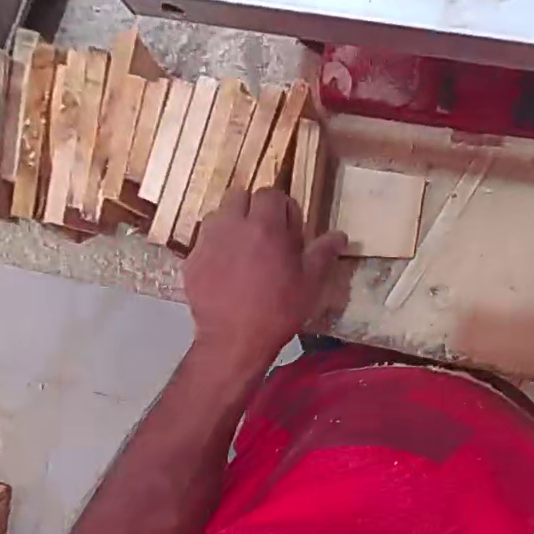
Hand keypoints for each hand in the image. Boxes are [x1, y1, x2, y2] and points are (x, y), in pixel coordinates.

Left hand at [185, 188, 346, 373]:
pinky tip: (228, 271)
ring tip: (245, 250)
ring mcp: (208, 241)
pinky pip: (204, 241)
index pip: (271, 194)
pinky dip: (217, 247)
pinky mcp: (192, 260)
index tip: (289, 229)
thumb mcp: (311, 282)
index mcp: (265, 226)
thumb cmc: (279, 309)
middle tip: (267, 234)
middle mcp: (233, 225)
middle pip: (239, 195)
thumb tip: (340, 236)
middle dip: (254, 208)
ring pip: (219, 215)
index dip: (282, 207)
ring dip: (233, 224)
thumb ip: (324, 253)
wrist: (235, 339)